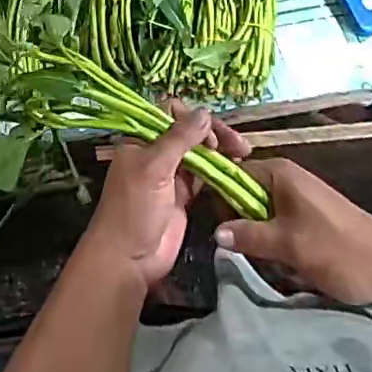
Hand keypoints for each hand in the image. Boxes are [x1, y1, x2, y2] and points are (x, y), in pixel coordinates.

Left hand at [80, 103, 248, 288]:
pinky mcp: (183, 195)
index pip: (170, 112)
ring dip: (221, 151)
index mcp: (142, 138)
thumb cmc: (134, 208)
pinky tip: (238, 169)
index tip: (211, 133)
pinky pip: (205, 175)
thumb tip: (205, 112)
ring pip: (200, 152)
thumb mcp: (154, 167)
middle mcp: (157, 151)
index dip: (193, 117)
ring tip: (244, 154)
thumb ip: (179, 138)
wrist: (128, 259)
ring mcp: (171, 173)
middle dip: (214, 134)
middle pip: (189, 131)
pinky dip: (221, 170)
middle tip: (240, 146)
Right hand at [215, 158, 371, 306]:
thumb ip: (248, 236)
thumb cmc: (339, 250)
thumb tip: (215, 232)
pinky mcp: (311, 219)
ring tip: (282, 265)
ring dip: (266, 244)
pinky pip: (280, 229)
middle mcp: (286, 178)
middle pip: (245, 198)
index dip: (222, 198)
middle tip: (258, 253)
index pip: (232, 173)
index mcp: (278, 172)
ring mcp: (300, 198)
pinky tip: (294, 268)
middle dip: (247, 228)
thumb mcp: (288, 245)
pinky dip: (282, 249)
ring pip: (262, 218)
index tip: (221, 227)